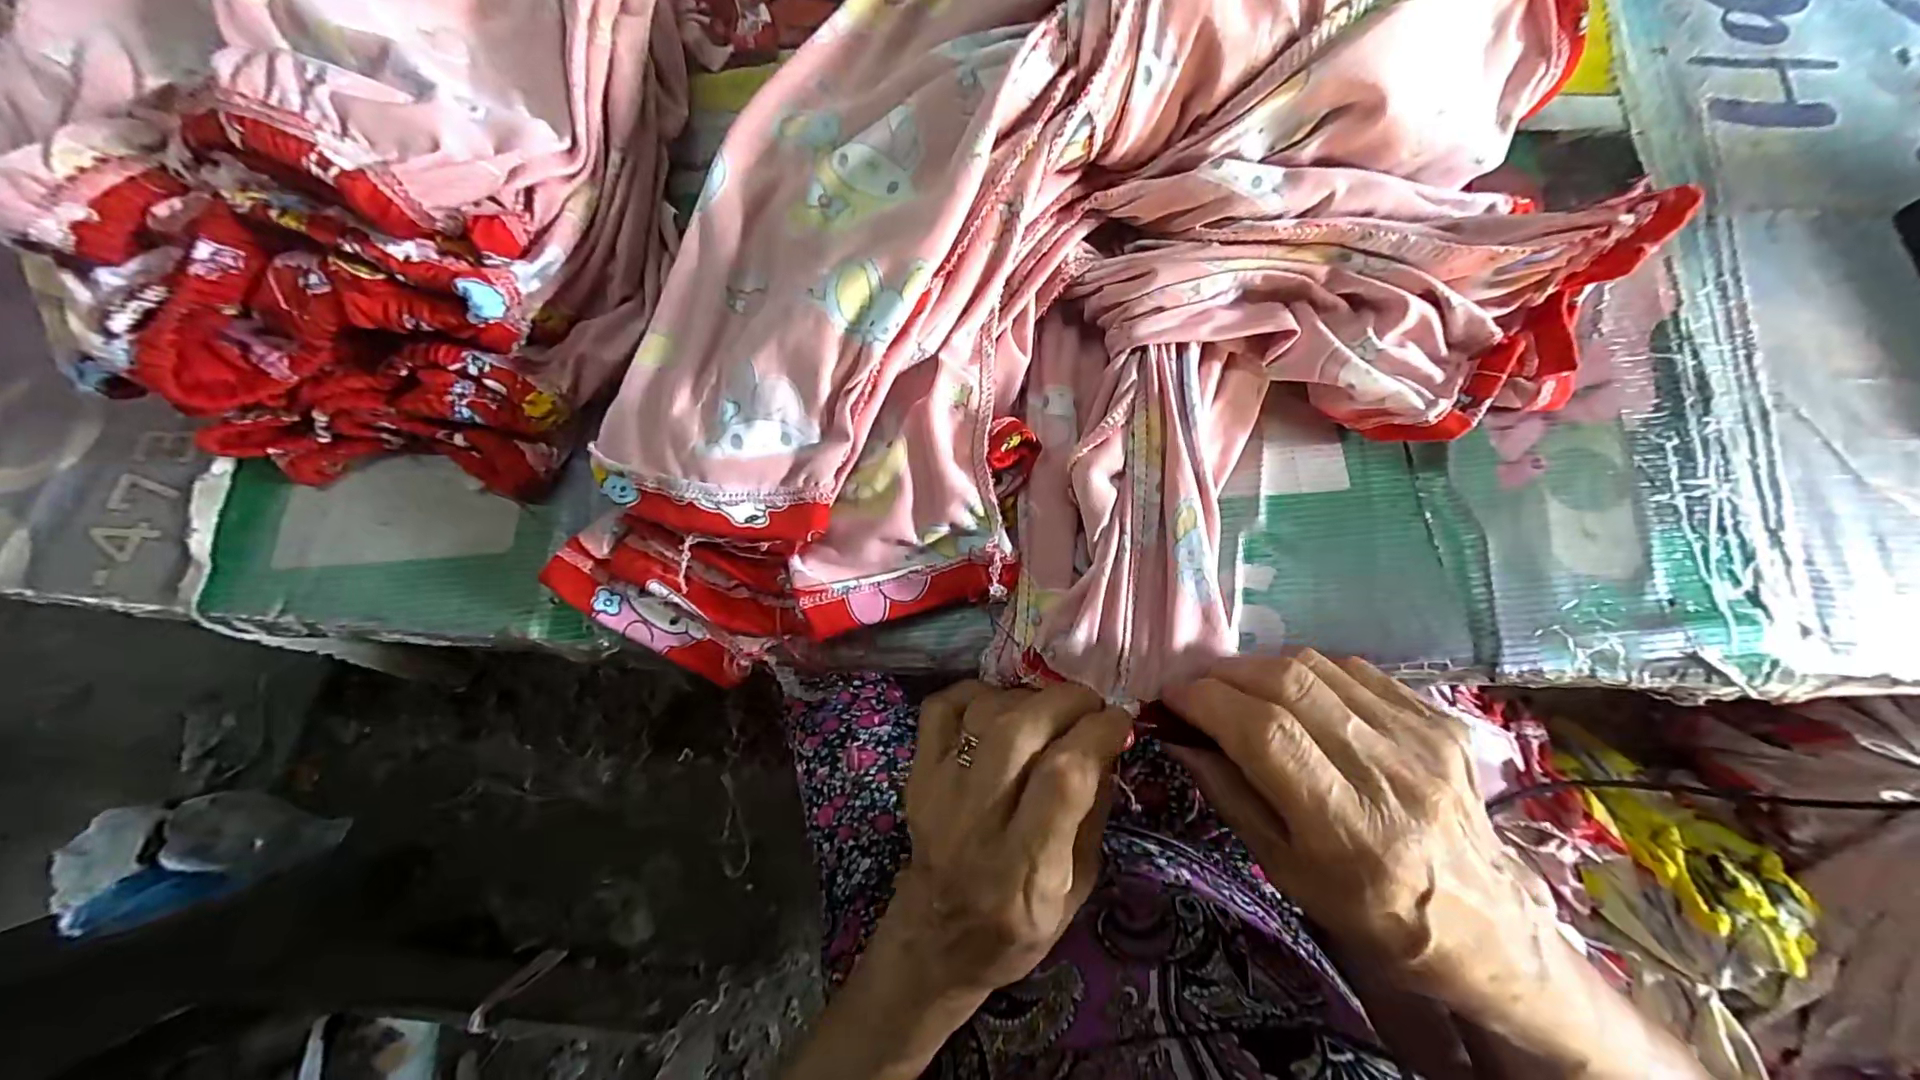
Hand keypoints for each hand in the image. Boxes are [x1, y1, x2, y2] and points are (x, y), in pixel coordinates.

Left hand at [885, 681, 1130, 995]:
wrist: (937, 938)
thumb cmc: (1020, 923)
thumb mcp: (1079, 886)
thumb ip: (1093, 812)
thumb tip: (1107, 741)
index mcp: (1024, 869)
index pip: (1063, 778)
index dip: (1097, 734)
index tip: (1120, 718)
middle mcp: (975, 824)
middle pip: (1017, 732)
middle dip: (1065, 702)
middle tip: (1090, 702)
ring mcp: (937, 793)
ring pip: (982, 714)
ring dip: (1027, 697)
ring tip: (1051, 706)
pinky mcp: (916, 774)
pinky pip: (940, 708)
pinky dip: (976, 692)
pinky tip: (1002, 703)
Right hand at [1163, 651, 1708, 1078]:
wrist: (1487, 925)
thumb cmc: (1371, 912)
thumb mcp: (1285, 870)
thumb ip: (1229, 795)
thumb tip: (1178, 738)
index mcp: (1348, 827)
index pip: (1263, 731)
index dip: (1206, 701)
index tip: (1170, 697)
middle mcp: (1389, 771)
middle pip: (1287, 684)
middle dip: (1224, 674)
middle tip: (1194, 687)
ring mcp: (1421, 738)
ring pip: (1316, 665)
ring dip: (1258, 666)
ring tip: (1236, 687)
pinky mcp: (1439, 719)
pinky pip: (1353, 669)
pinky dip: (1305, 670)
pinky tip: (1291, 691)